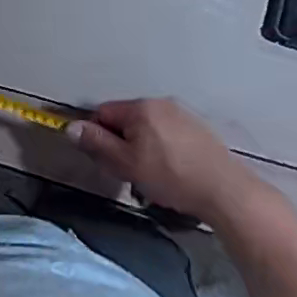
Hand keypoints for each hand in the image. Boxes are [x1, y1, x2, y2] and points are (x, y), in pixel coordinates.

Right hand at [67, 98, 252, 220]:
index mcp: (140, 107)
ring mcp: (184, 116)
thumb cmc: (171, 176)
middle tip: (129, 171)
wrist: (226, 192)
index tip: (106, 158)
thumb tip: (70, 127)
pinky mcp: (201, 131)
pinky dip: (165, 150)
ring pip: (149, 129)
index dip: (98, 136)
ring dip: (143, 147)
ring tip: (153, 176)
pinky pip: (170, 135)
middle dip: (122, 143)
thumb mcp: (126, 163)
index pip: (103, 112)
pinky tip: (174, 172)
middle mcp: (161, 104)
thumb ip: (96, 143)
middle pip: (126, 120)